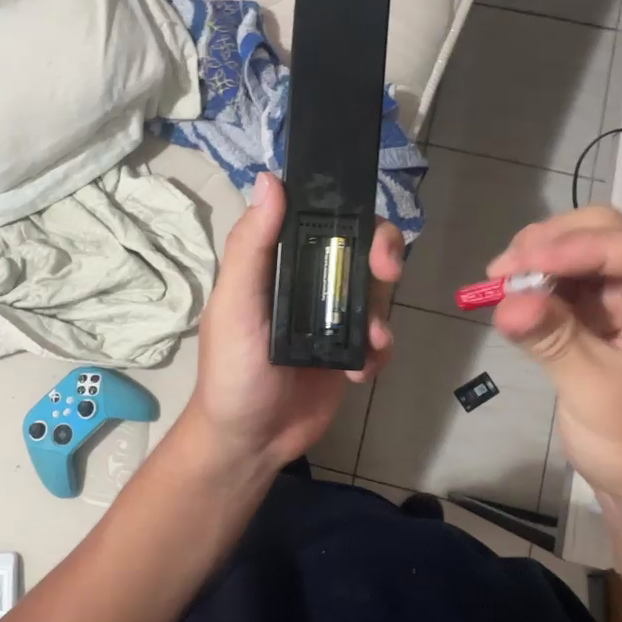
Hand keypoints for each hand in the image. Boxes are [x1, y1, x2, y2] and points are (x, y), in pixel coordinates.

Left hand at [184, 172, 404, 468]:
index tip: (364, 223)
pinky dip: (379, 350)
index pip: (319, 218)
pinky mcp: (349, 352)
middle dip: (384, 255)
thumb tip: (270, 179)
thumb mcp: (234, 305)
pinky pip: (381, 337)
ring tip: (372, 342)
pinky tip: (358, 371)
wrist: (251, 442)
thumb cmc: (233, 371)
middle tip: (388, 274)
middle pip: (361, 248)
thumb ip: (251, 246)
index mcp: (277, 264)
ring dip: (382, 311)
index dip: (348, 210)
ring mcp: (331, 317)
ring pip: (377, 292)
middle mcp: (308, 283)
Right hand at [489, 206, 621, 536]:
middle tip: (502, 270)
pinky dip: (542, 285)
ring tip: (499, 283)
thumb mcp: (598, 392)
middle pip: (613, 238)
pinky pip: (575, 284)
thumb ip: (554, 338)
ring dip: (542, 262)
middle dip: (555, 247)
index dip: (576, 247)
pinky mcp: (615, 317)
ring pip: (588, 254)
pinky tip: (512, 295)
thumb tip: (504, 303)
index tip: (518, 261)